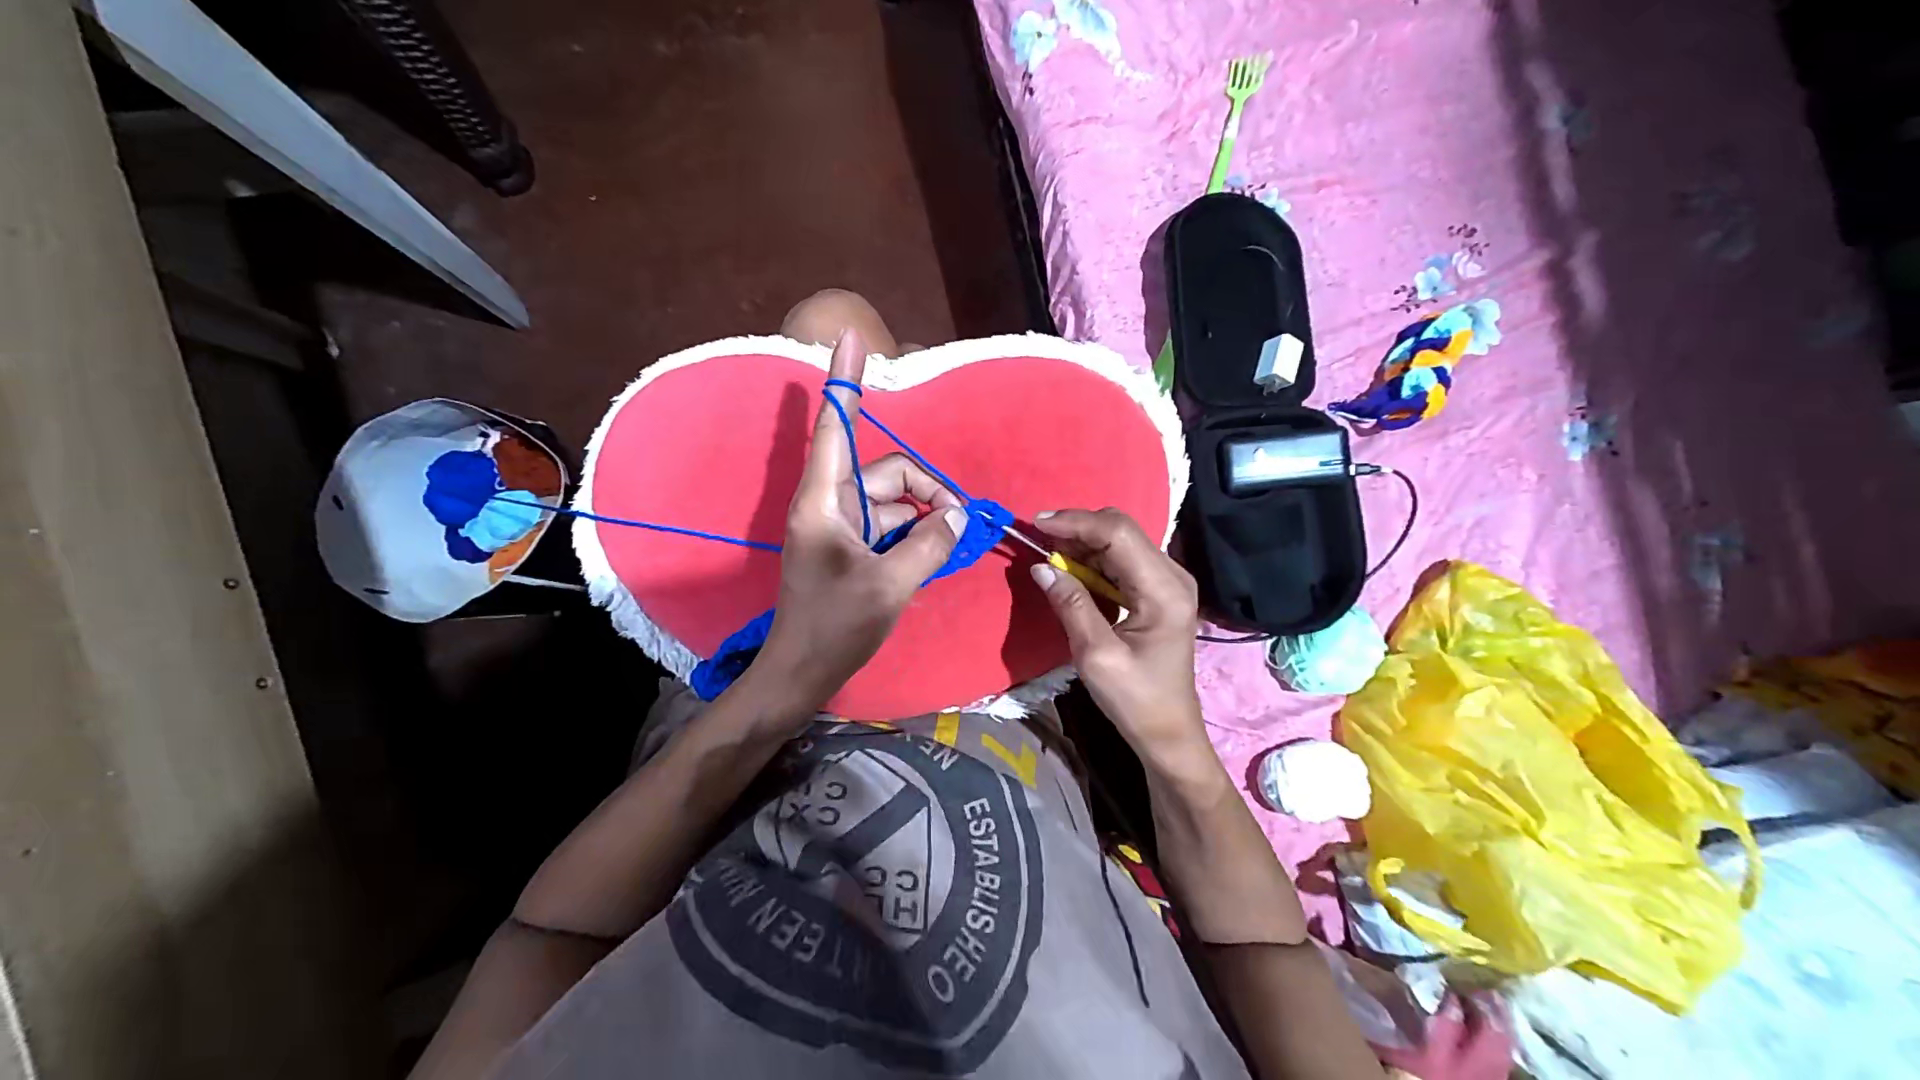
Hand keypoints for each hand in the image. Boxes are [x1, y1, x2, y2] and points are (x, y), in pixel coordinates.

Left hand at [753, 329, 967, 710]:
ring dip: (923, 522)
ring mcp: (841, 528)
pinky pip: (890, 528)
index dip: (844, 381)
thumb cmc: (835, 627)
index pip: (836, 427)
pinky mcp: (850, 549)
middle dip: (925, 492)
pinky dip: (913, 538)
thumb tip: (955, 515)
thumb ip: (928, 543)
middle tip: (957, 525)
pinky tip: (929, 562)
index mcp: (824, 503)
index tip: (849, 335)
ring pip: (893, 504)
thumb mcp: (891, 585)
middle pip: (887, 474)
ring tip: (945, 552)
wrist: (802, 673)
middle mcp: (831, 506)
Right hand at [1029, 508, 1210, 771]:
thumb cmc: (1135, 699)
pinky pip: (1121, 559)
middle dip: (1077, 528)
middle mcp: (1172, 575)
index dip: (1076, 522)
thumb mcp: (1096, 655)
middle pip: (1121, 529)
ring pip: (1119, 541)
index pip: (1118, 533)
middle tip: (1037, 539)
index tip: (1036, 524)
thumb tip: (1041, 566)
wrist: (1168, 731)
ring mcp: (1168, 581)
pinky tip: (1069, 569)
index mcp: (1164, 589)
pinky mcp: (1157, 590)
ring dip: (1082, 542)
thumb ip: (1071, 604)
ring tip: (1048, 553)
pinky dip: (1092, 558)